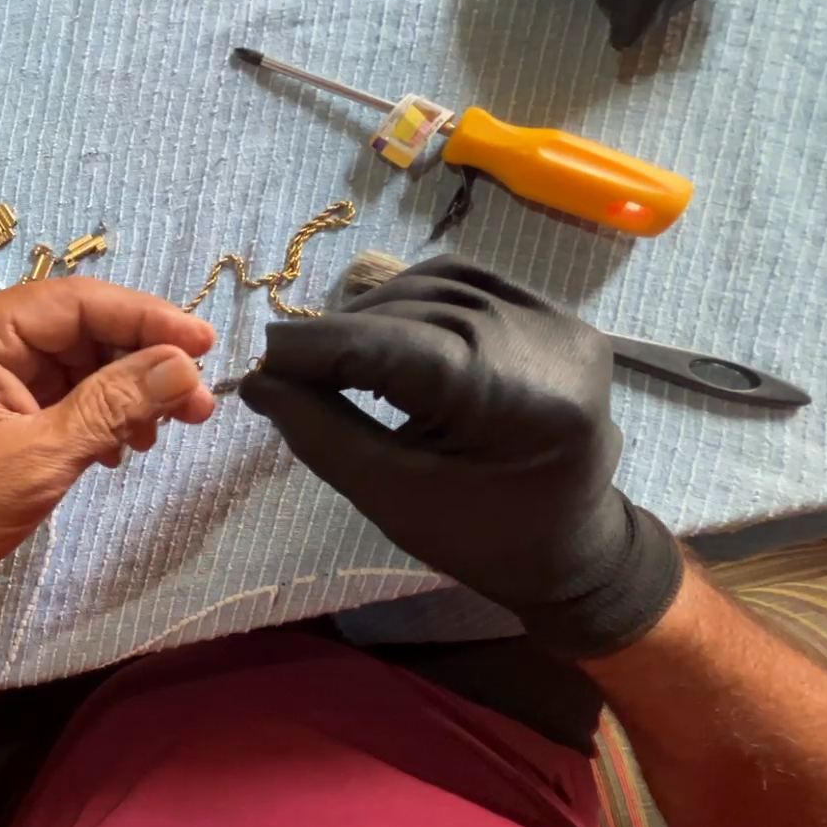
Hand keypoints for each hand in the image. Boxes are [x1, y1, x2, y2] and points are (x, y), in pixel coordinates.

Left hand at [0, 278, 215, 612]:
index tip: (205, 344)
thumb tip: (185, 367)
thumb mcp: (40, 457)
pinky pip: (57, 395)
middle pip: (79, 330)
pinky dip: (94, 416)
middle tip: (195, 403)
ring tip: (156, 435)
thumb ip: (113, 405)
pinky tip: (117, 447)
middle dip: (141, 364)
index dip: (147, 318)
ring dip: (122, 394)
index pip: (76, 301)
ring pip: (74, 364)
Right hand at [238, 255, 680, 657]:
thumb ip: (320, 434)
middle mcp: (548, 346)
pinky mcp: (552, 314)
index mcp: (517, 406)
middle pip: (414, 311)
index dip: (320, 347)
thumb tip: (261, 383)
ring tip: (328, 355)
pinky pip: (463, 282)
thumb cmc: (473, 537)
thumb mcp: (386, 497)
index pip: (400, 349)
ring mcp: (557, 321)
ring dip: (365, 315)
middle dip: (336, 335)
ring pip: (434, 286)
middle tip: (286, 369)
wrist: (566, 543)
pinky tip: (376, 330)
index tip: (262, 362)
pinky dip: (405, 301)